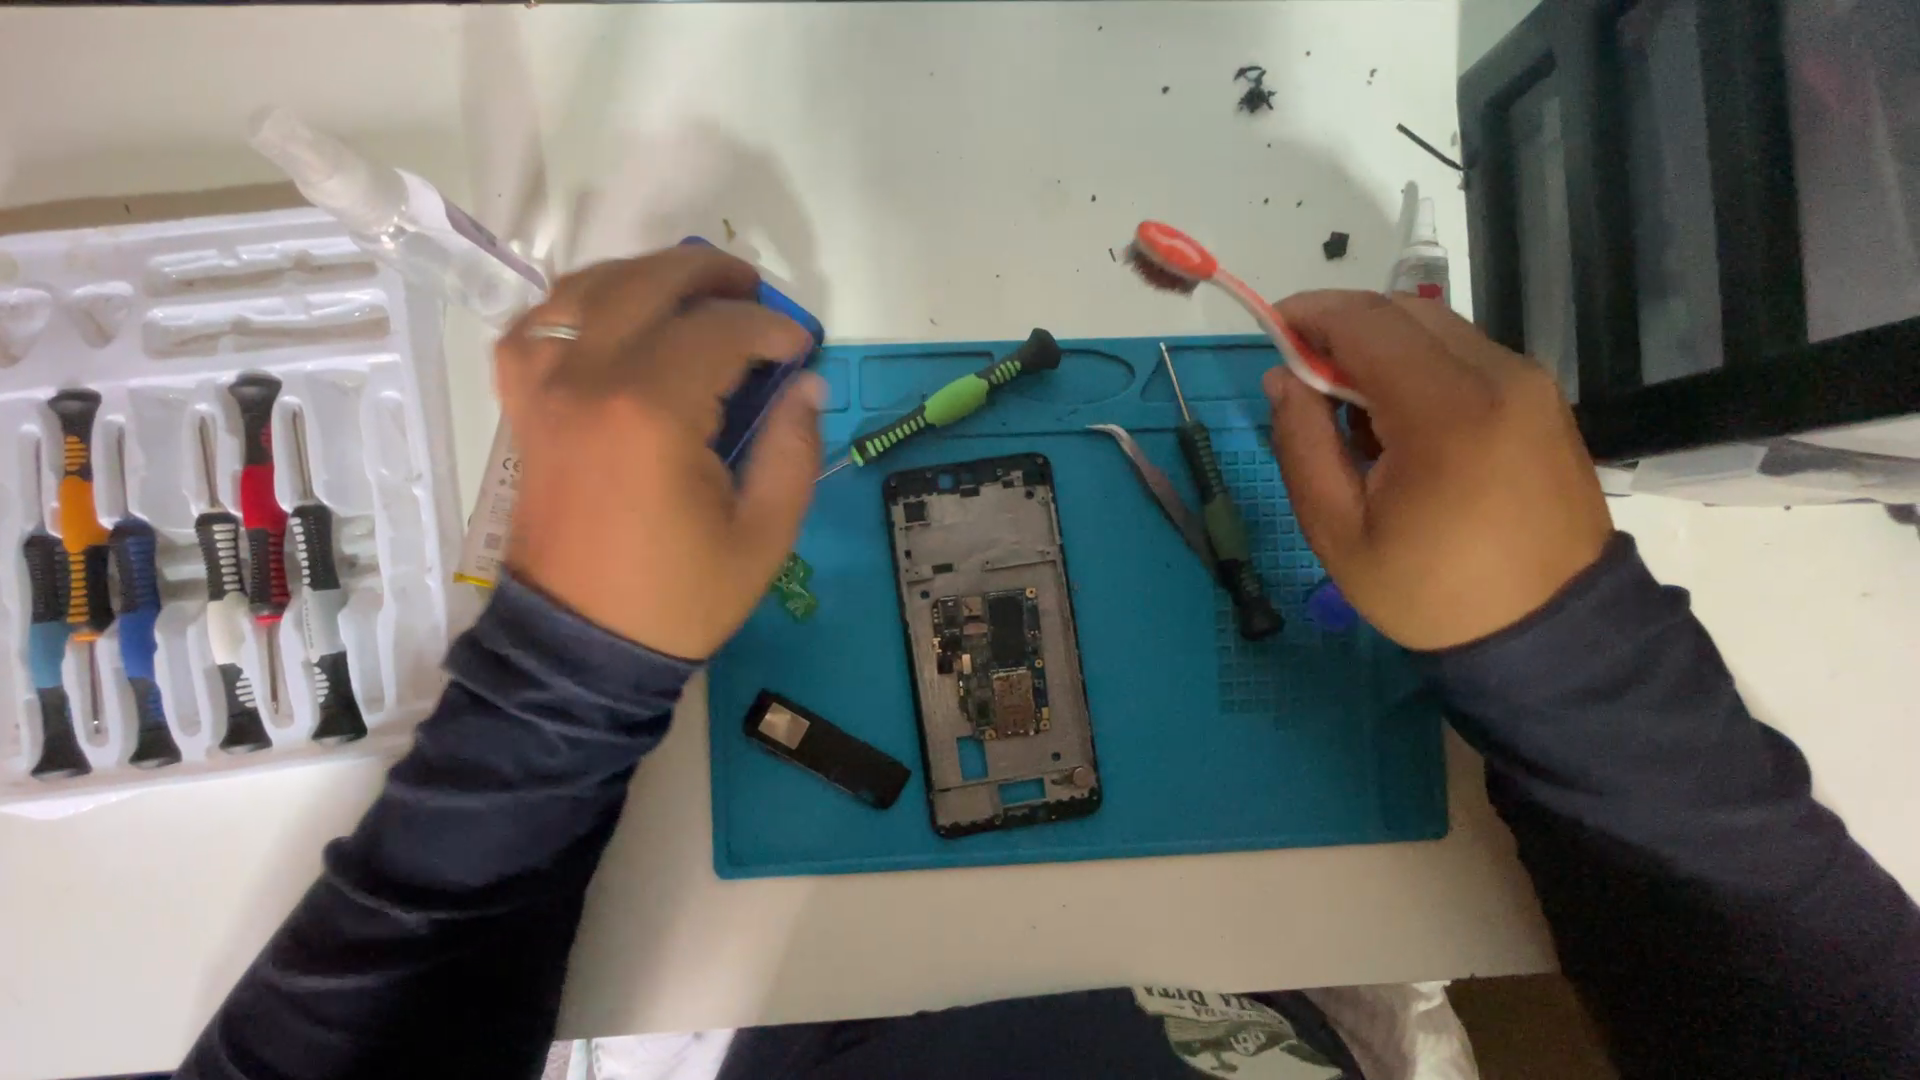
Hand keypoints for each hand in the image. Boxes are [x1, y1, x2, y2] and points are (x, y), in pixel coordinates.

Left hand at [495, 247, 823, 659]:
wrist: (583, 645)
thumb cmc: (681, 596)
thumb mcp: (764, 533)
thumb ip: (793, 450)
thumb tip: (805, 386)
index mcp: (651, 412)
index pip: (718, 331)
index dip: (769, 328)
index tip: (800, 348)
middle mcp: (587, 380)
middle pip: (647, 284)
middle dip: (709, 274)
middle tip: (754, 290)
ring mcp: (543, 389)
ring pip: (586, 288)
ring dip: (645, 275)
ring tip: (691, 290)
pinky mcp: (524, 408)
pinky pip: (538, 326)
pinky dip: (580, 305)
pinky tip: (615, 319)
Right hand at [1263, 290, 1610, 650]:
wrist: (1549, 629)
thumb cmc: (1428, 588)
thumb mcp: (1336, 529)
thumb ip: (1300, 443)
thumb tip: (1283, 378)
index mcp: (1445, 412)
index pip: (1366, 323)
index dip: (1310, 314)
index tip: (1270, 328)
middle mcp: (1498, 378)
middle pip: (1403, 313)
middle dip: (1340, 327)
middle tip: (1300, 373)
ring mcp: (1529, 385)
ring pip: (1436, 329)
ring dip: (1378, 347)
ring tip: (1345, 407)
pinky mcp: (1541, 400)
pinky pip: (1464, 356)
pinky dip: (1416, 366)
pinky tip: (1395, 419)